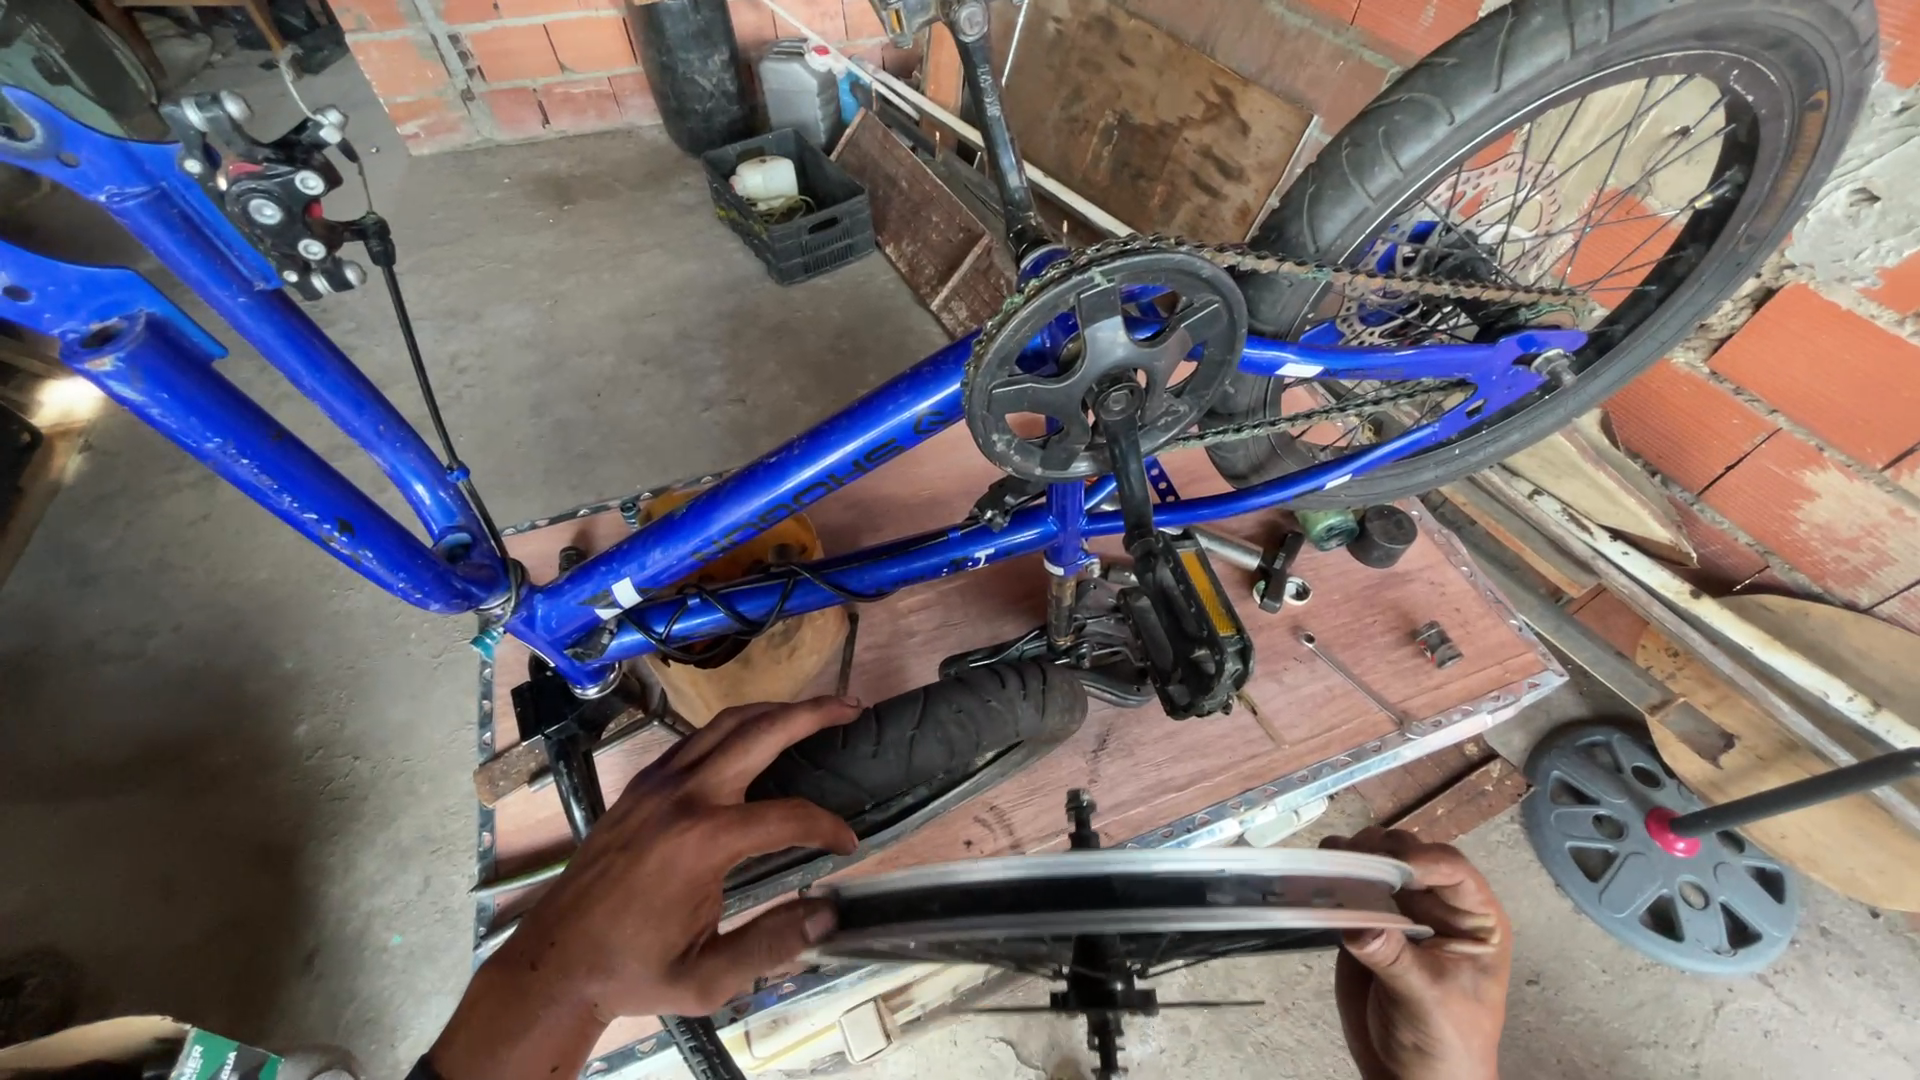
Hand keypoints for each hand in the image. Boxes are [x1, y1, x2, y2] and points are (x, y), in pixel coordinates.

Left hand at [429, 696, 860, 1079]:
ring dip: (777, 709)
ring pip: (729, 721)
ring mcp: (659, 780)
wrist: (553, 961)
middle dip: (813, 713)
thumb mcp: (706, 978)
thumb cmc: (632, 970)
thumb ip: (772, 944)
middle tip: (851, 708)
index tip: (848, 844)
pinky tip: (757, 736)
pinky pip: (701, 735)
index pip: (789, 815)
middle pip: (761, 731)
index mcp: (703, 841)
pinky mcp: (645, 780)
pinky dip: (740, 724)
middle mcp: (684, 794)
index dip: (827, 827)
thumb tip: (830, 911)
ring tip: (814, 711)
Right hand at [1320, 828, 1511, 1079]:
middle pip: (1408, 852)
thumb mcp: (1427, 1004)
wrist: (1409, 1077)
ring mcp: (1399, 907)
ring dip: (1351, 854)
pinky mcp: (1364, 915)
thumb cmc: (1442, 1046)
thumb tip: (1358, 926)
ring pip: (1375, 857)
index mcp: (1474, 920)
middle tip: (1347, 863)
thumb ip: (1394, 960)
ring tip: (1329, 868)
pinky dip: (1329, 871)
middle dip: (1378, 851)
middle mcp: (1438, 904)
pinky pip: (1347, 880)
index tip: (1386, 872)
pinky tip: (1316, 877)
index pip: (1453, 869)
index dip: (1422, 861)